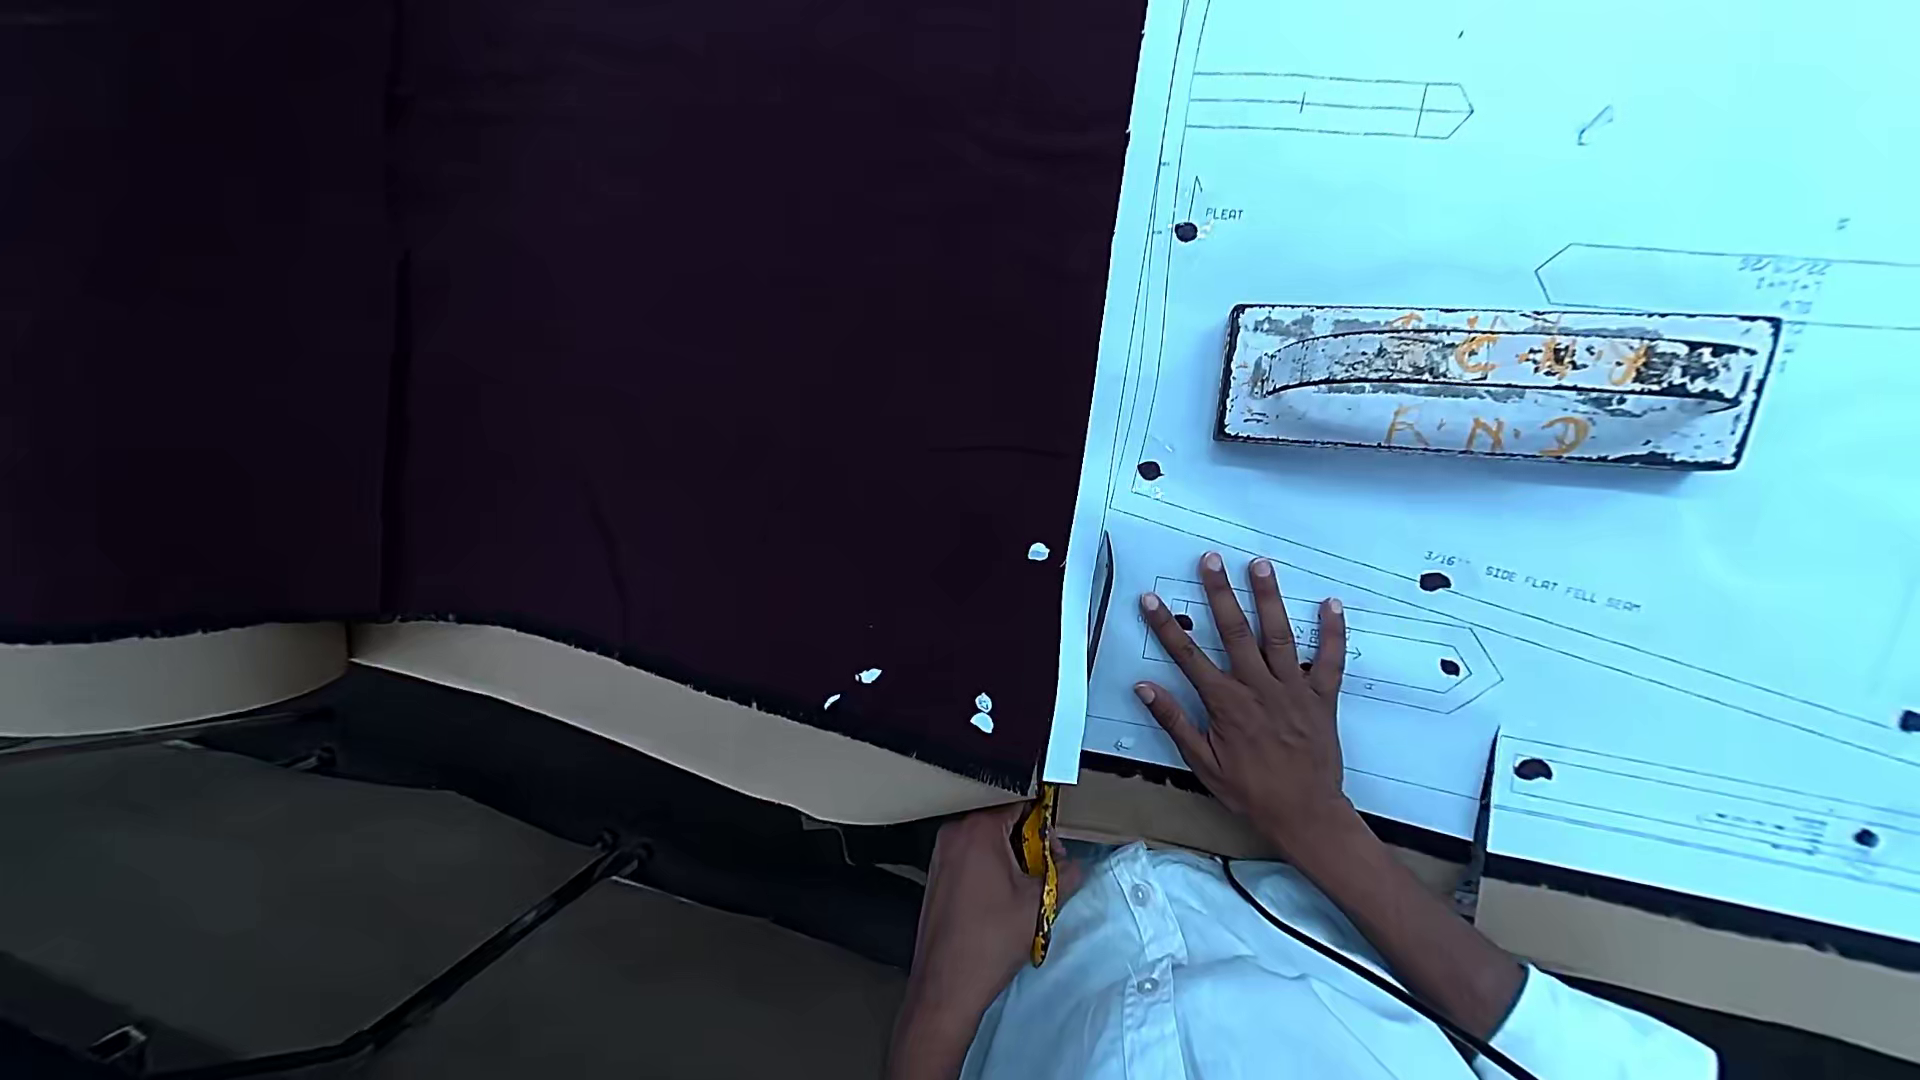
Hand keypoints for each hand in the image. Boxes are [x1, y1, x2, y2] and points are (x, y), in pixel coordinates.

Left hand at [906, 804, 1082, 1011]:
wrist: (946, 984)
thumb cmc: (991, 940)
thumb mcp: (1038, 905)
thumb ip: (1063, 876)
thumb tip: (1075, 866)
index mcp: (979, 829)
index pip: (1019, 805)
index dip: (1043, 824)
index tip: (1055, 848)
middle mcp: (955, 831)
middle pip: (1001, 820)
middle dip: (1028, 842)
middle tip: (1046, 870)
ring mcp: (942, 852)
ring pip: (985, 838)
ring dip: (1010, 855)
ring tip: (1026, 887)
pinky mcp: (936, 872)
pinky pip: (969, 854)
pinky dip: (989, 865)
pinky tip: (1001, 895)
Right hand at [1133, 552, 1352, 856]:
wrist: (1306, 815)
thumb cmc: (1250, 790)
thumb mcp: (1202, 762)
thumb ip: (1174, 721)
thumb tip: (1144, 688)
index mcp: (1226, 703)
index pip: (1187, 655)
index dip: (1166, 626)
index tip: (1151, 600)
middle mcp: (1258, 688)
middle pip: (1234, 632)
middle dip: (1219, 593)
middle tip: (1210, 561)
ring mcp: (1292, 690)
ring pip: (1278, 635)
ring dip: (1268, 598)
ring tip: (1259, 565)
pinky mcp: (1321, 698)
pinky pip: (1328, 661)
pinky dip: (1331, 632)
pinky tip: (1331, 604)